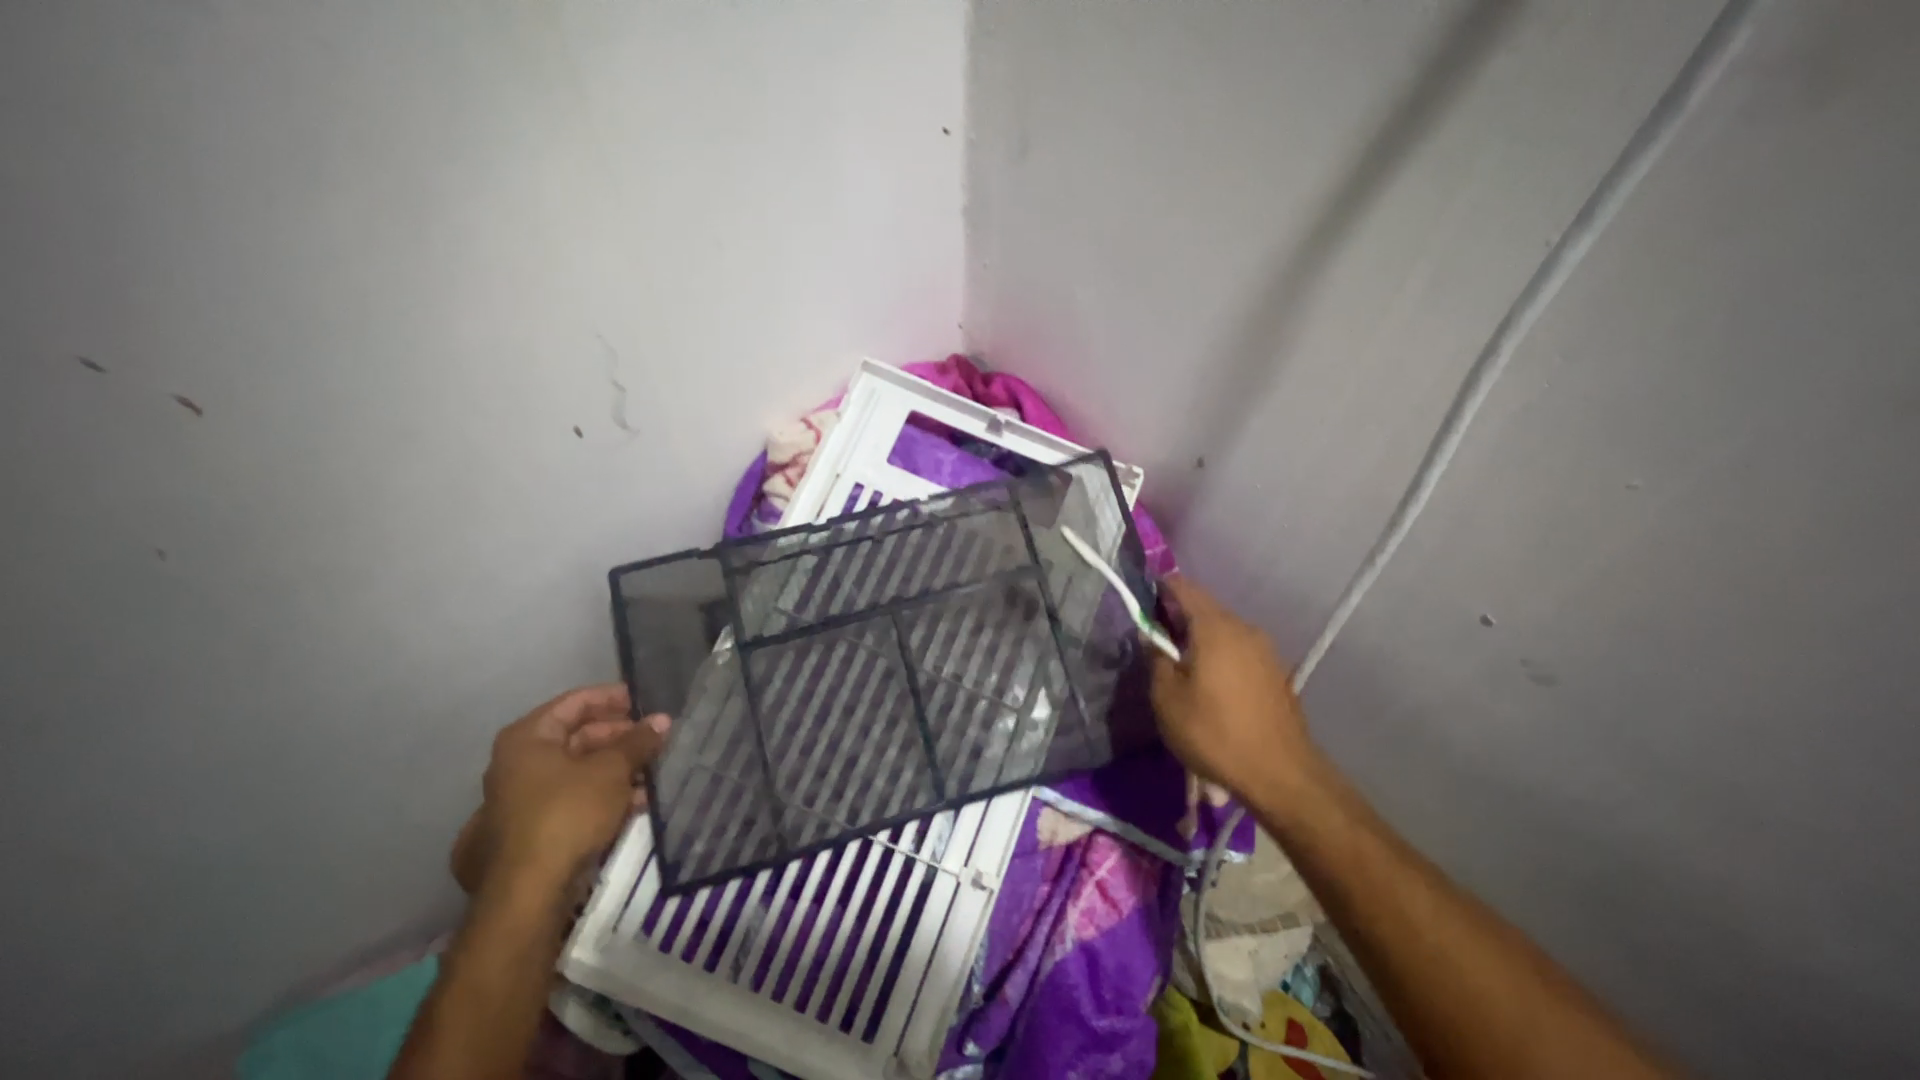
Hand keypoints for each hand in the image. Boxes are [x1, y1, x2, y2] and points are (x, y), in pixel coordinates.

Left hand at [455, 683, 669, 898]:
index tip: (646, 700)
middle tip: (656, 738)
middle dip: (620, 737)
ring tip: (654, 770)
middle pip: (577, 736)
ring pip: (579, 770)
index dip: (612, 698)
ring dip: (617, 768)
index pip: (575, 702)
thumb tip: (662, 720)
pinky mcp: (535, 828)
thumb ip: (637, 742)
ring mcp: (523, 797)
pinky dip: (604, 794)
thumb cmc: (568, 813)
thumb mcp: (611, 771)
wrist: (530, 889)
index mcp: (528, 737)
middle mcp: (519, 762)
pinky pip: (575, 798)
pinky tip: (637, 802)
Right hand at [1149, 578, 1318, 798]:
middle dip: (1179, 618)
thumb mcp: (1168, 700)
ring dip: (1201, 640)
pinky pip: (1240, 652)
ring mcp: (1266, 650)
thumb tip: (1153, 638)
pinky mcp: (1276, 673)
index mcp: (1215, 627)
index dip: (1161, 588)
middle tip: (1156, 641)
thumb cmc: (1214, 733)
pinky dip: (1221, 657)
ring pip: (1225, 632)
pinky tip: (1211, 685)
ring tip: (1182, 666)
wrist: (1279, 773)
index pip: (1185, 588)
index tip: (1142, 601)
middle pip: (1206, 609)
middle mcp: (1244, 629)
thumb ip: (1156, 660)